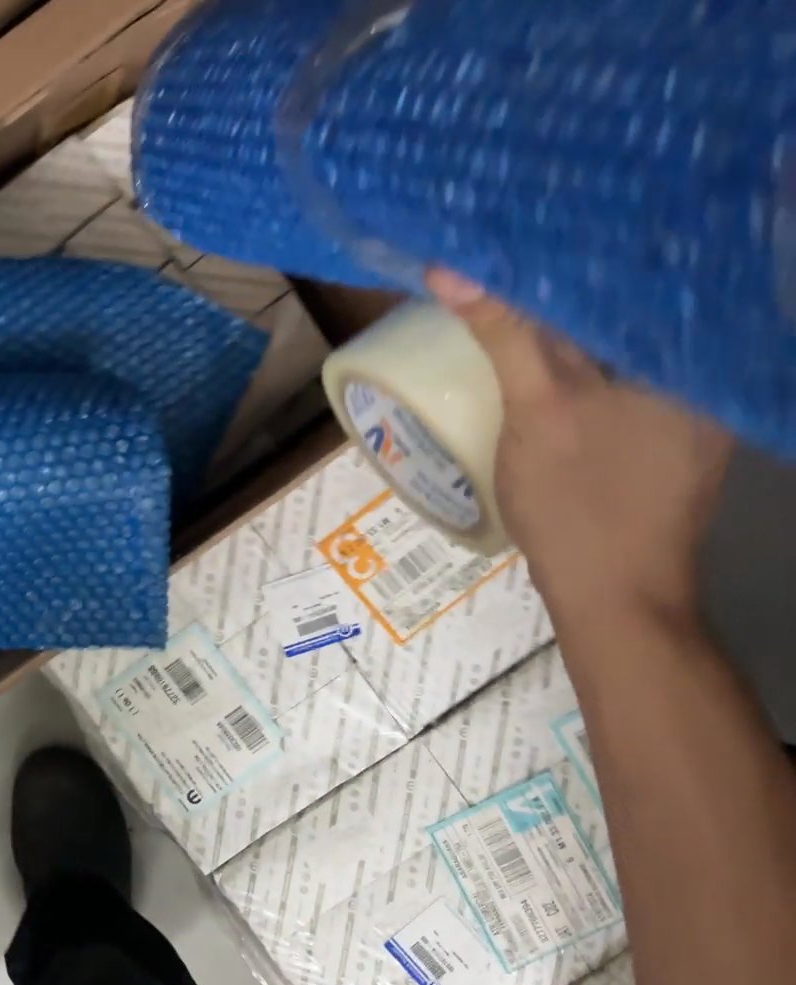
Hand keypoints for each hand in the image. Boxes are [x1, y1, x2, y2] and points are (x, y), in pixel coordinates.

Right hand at [424, 269, 733, 622]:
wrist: (612, 591)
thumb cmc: (578, 500)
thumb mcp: (537, 409)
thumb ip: (505, 336)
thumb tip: (452, 270)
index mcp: (698, 350)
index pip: (644, 270)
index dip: (588, 241)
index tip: (533, 217)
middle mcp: (707, 367)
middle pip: (637, 300)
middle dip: (577, 275)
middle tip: (512, 245)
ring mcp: (688, 402)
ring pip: (628, 337)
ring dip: (577, 313)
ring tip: (521, 287)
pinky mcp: (666, 432)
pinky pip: (624, 372)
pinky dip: (585, 355)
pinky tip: (549, 351)